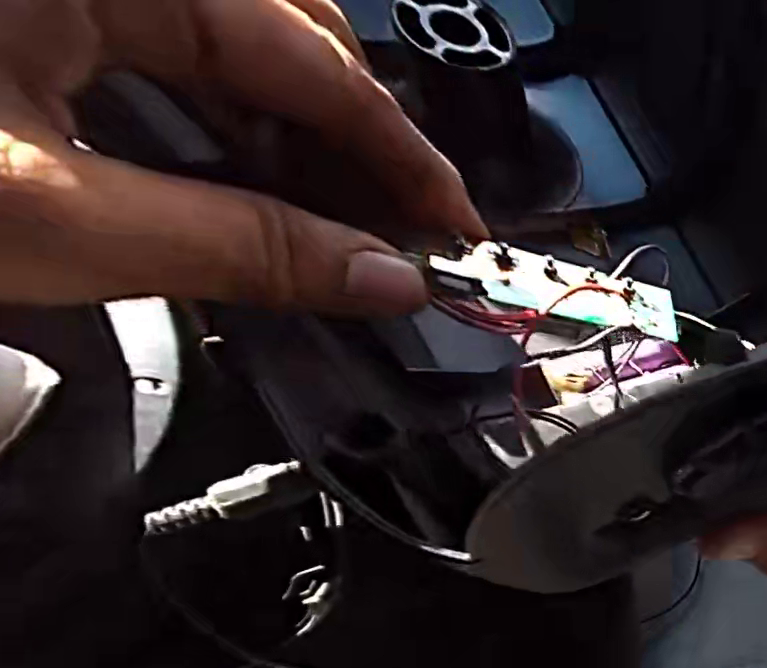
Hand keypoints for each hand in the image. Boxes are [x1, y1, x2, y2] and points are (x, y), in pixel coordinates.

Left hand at [0, 0, 483, 314]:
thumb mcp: (42, 216)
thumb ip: (243, 249)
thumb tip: (392, 282)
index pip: (323, 66)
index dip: (414, 164)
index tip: (463, 235)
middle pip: (291, 34)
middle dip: (364, 141)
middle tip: (401, 230)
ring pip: (225, 35)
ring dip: (297, 133)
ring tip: (331, 217)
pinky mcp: (8, 4)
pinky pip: (150, 39)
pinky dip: (216, 113)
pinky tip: (237, 173)